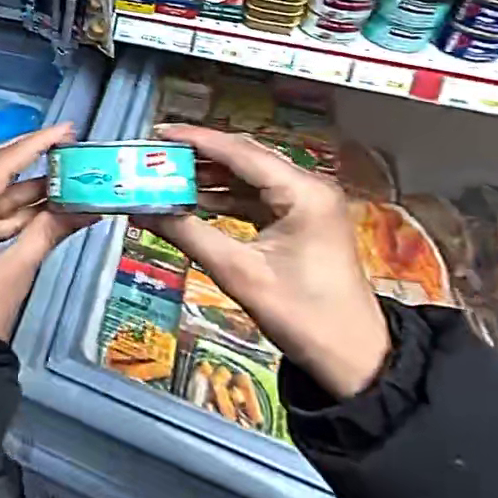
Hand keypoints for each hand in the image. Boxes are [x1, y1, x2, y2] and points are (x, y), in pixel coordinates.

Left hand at [0, 123, 95, 340]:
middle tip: (72, 147)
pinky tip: (55, 203)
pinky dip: (24, 209)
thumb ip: (48, 233)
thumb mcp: (14, 275)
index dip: (35, 145)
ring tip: (73, 176)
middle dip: (35, 159)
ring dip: (34, 187)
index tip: (67, 130)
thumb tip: (88, 208)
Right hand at [138, 124, 389, 398]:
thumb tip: (141, 211)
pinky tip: (195, 201)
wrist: (356, 362)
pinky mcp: (301, 221)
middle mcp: (307, 187)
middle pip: (244, 159)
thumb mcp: (239, 274)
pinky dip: (225, 198)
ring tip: (168, 176)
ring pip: (248, 177)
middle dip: (199, 157)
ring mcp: (307, 204)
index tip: (158, 134)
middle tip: (157, 156)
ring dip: (210, 178)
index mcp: (302, 192)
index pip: (240, 152)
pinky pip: (255, 197)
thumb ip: (188, 235)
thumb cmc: (304, 316)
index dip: (196, 141)